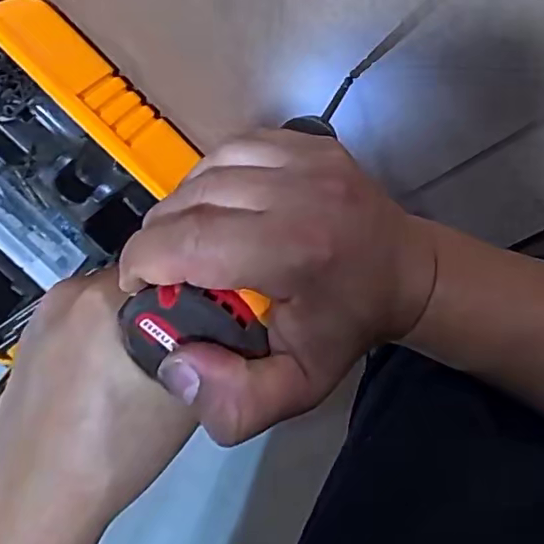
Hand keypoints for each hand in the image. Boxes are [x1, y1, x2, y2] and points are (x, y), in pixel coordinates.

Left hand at [0, 271, 194, 543]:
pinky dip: (104, 339)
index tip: (207, 320)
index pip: (171, 265)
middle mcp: (69, 292)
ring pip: (112, 301)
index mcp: (102, 296)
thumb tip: (223, 321)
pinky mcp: (30, 340)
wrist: (33, 509)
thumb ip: (209, 342)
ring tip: (142, 370)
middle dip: (163, 308)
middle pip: (140, 281)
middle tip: (181, 347)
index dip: (196, 292)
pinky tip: (110, 381)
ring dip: (134, 322)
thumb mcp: (185, 394)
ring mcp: (44, 315)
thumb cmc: (108, 455)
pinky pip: (84, 322)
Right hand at [118, 129, 441, 444]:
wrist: (405, 269)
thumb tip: (175, 363)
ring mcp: (309, 157)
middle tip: (159, 266)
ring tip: (185, 234)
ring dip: (183, 200)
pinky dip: (214, 172)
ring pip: (210, 166)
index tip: (138, 285)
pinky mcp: (312, 141)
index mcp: (296, 250)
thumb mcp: (298, 387)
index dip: (146, 260)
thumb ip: (233, 402)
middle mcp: (301, 191)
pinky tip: (218, 201)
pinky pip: (237, 145)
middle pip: (194, 198)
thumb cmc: (348, 326)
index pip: (192, 241)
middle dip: (159, 233)